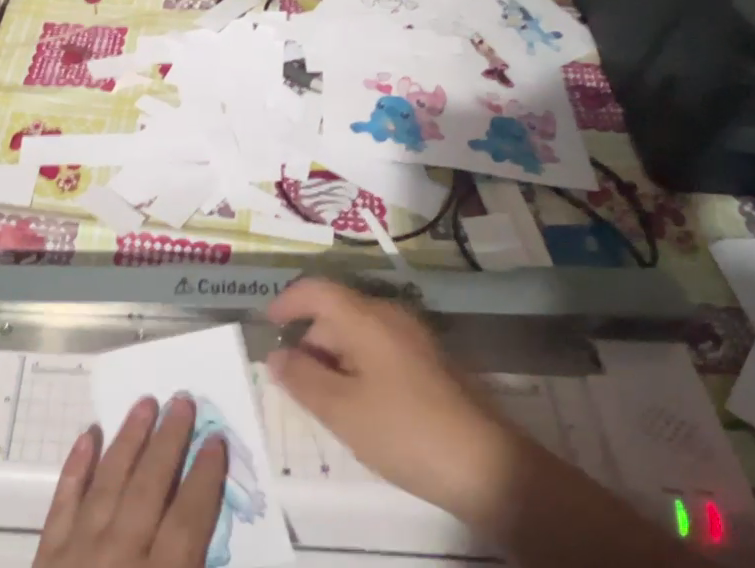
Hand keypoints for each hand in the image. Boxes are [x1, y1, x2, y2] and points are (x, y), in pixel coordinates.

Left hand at [33, 395, 228, 567]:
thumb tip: (207, 547)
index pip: (187, 520)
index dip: (205, 479)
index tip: (217, 441)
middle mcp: (117, 559)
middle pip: (148, 488)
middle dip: (169, 442)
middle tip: (183, 400)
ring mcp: (76, 554)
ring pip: (107, 483)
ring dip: (128, 440)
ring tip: (144, 404)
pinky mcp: (45, 556)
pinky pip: (63, 500)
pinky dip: (76, 466)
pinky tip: (88, 436)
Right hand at [266, 278, 513, 515]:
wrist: (487, 466)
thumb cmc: (404, 431)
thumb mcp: (339, 409)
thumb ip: (301, 378)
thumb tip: (276, 355)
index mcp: (366, 318)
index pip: (316, 289)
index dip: (286, 302)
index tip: (266, 325)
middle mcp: (391, 317)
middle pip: (337, 311)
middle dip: (309, 339)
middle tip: (292, 381)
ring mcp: (415, 339)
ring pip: (359, 333)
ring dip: (333, 357)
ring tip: (322, 400)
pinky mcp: (429, 363)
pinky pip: (379, 350)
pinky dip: (357, 366)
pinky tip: (357, 406)